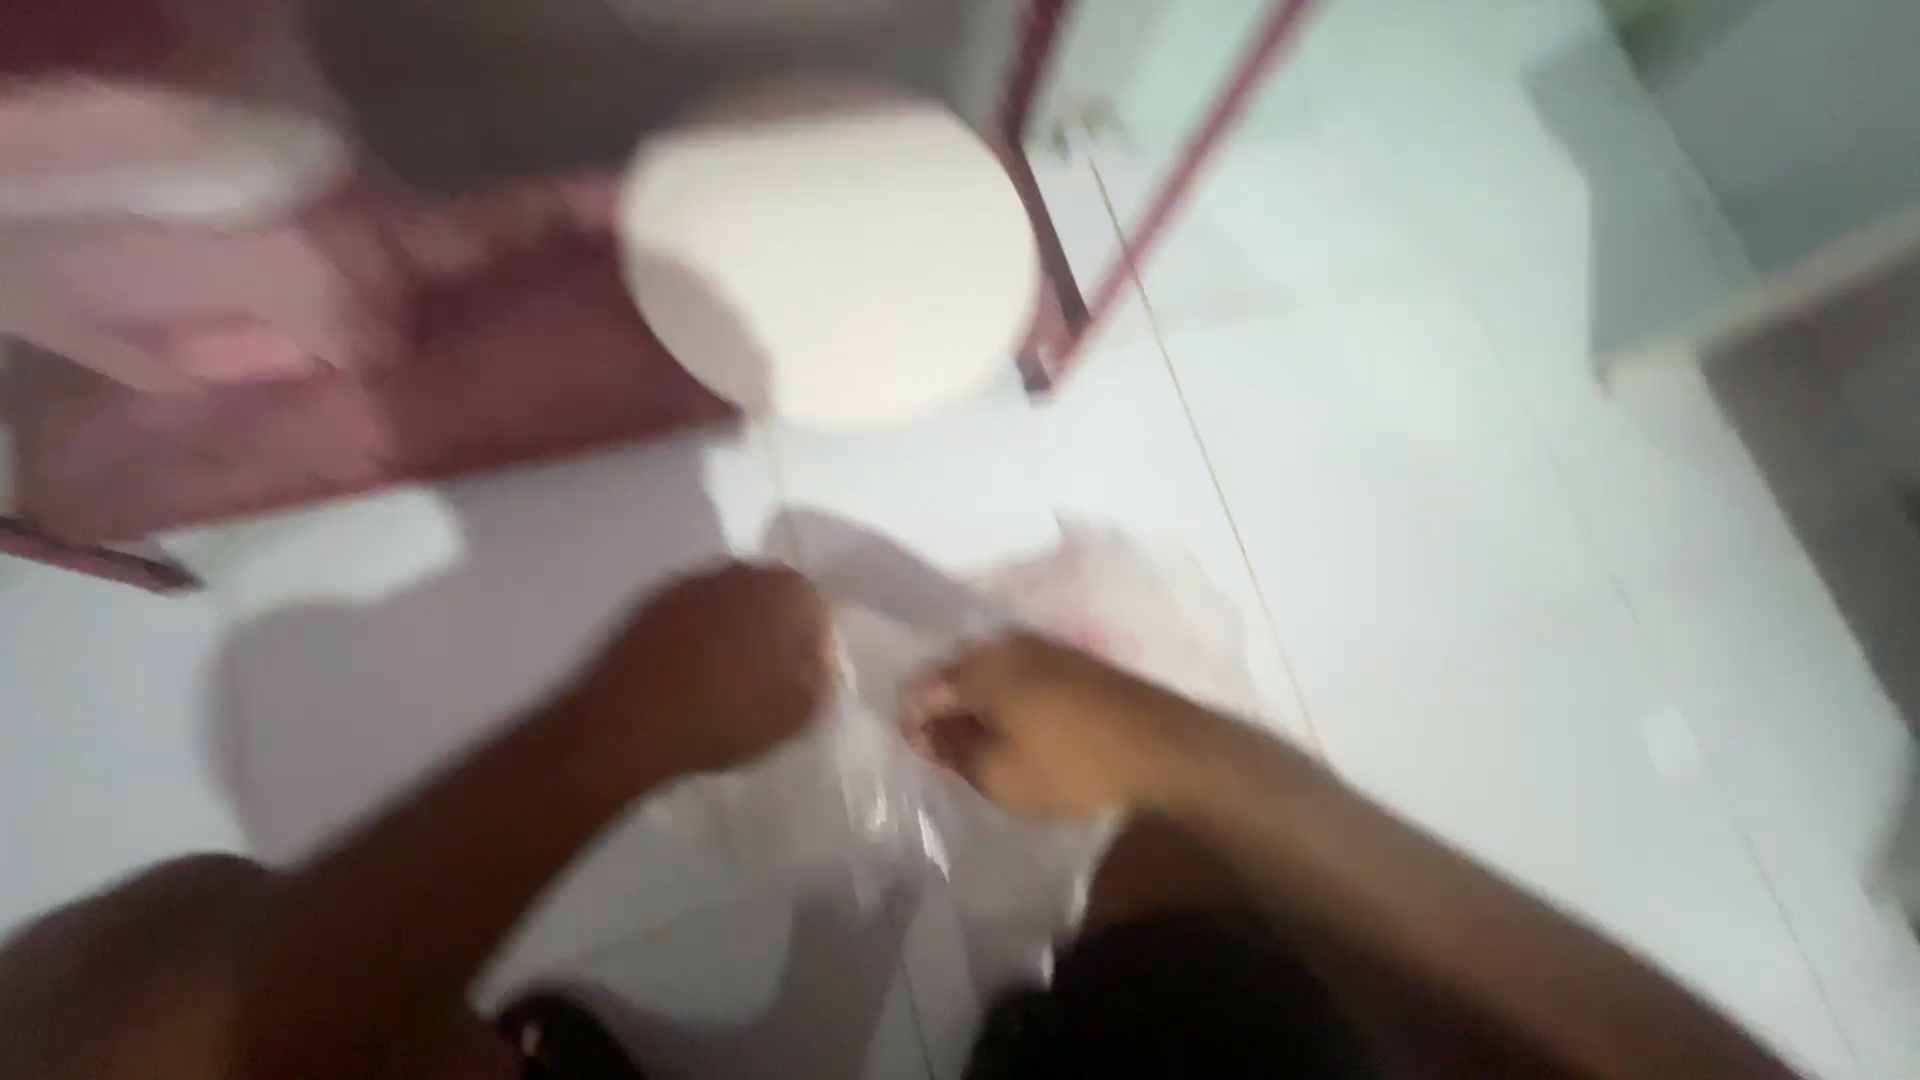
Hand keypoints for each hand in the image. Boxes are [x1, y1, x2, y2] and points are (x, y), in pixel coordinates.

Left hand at [568, 561, 832, 777]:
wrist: (627, 723)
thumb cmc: (729, 714)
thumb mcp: (801, 711)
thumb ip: (822, 676)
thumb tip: (815, 660)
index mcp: (787, 588)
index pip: (817, 610)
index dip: (814, 648)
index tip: (802, 683)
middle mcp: (740, 571)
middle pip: (771, 601)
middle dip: (774, 633)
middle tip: (768, 680)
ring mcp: (690, 582)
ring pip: (729, 607)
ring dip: (733, 634)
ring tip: (724, 682)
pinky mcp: (648, 603)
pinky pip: (690, 619)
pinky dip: (695, 640)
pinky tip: (688, 678)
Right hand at [903, 632, 1202, 819]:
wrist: (1161, 745)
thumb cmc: (1070, 765)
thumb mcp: (999, 774)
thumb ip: (952, 751)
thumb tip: (927, 733)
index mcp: (980, 667)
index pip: (921, 687)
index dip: (910, 722)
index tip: (918, 755)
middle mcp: (1006, 644)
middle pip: (953, 671)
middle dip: (942, 709)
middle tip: (944, 751)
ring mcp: (1043, 646)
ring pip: (988, 670)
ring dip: (976, 703)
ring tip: (981, 741)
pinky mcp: (1072, 659)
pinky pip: (1019, 672)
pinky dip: (1006, 697)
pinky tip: (1017, 724)